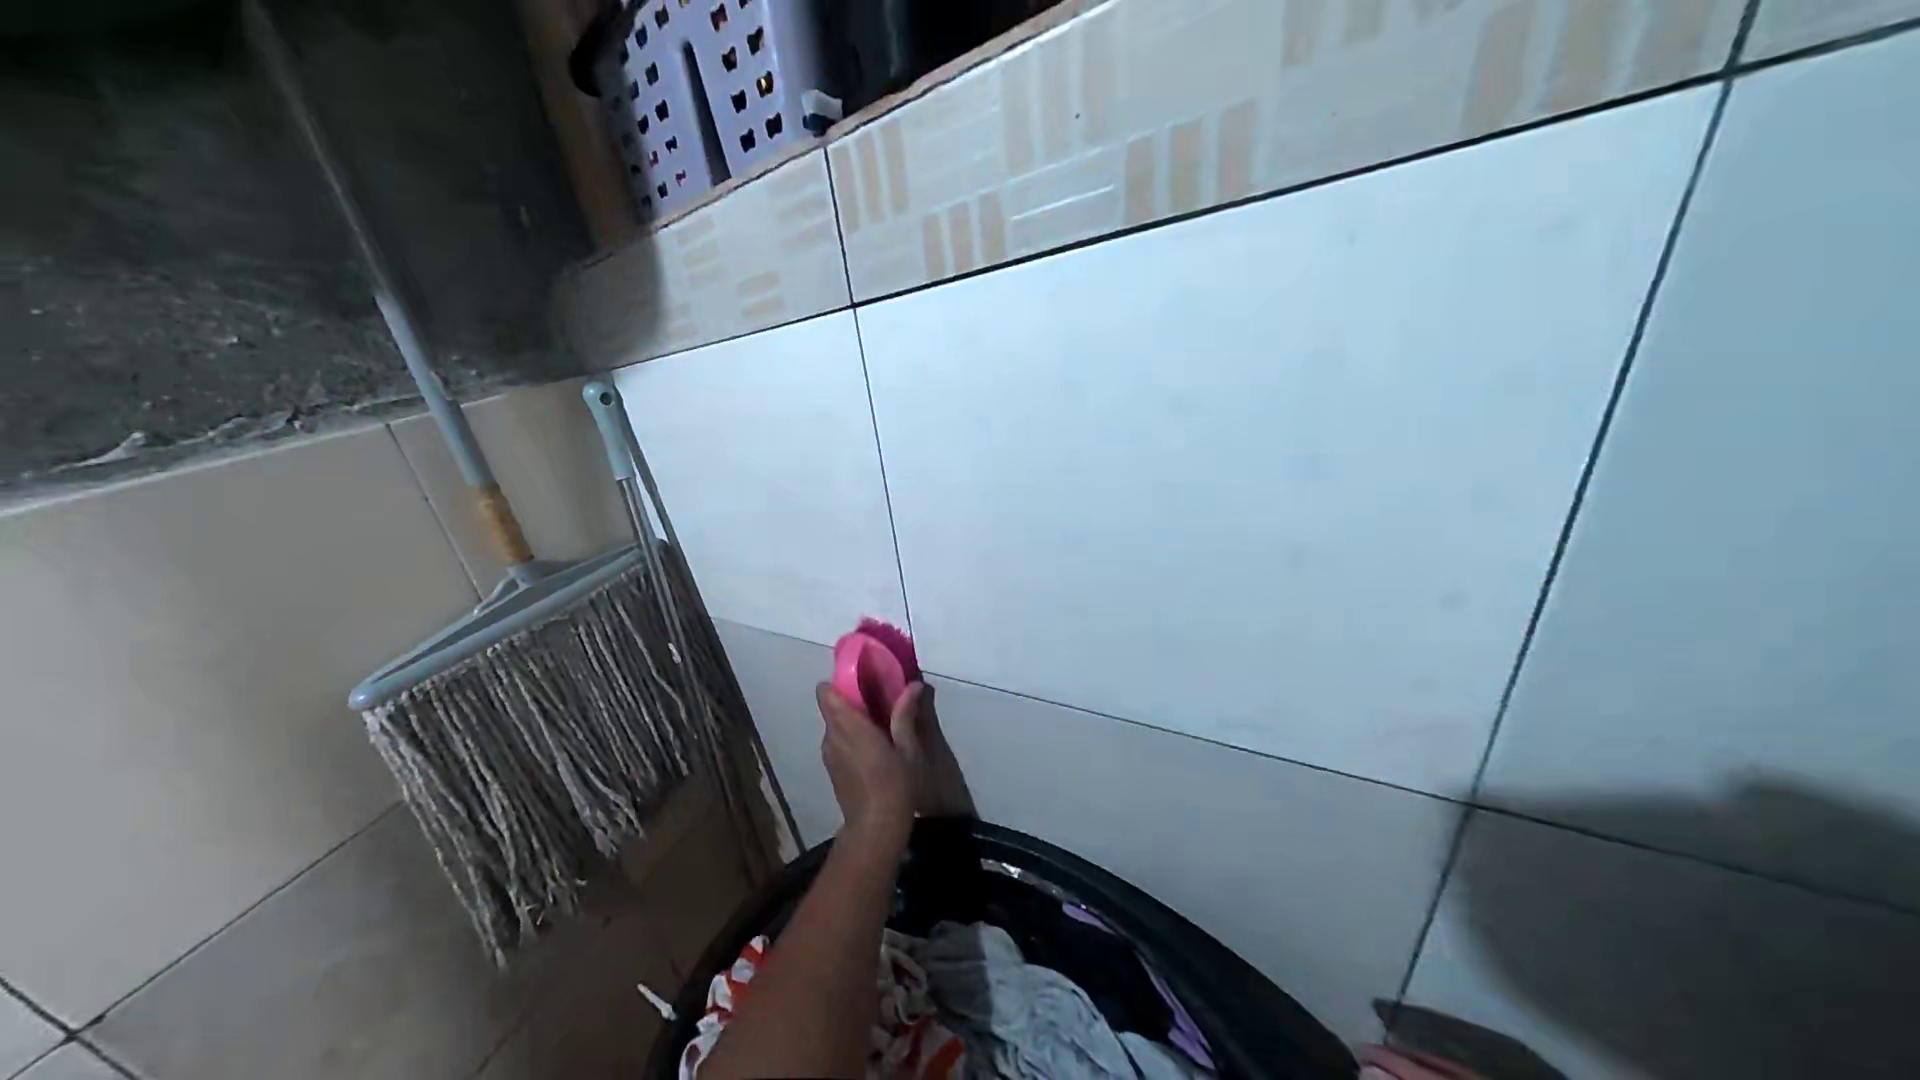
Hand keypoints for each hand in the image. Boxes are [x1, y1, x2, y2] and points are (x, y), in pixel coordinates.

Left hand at [817, 681, 919, 853]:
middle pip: (830, 707)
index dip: (838, 682)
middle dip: (849, 700)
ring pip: (833, 725)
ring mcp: (828, 754)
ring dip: (849, 720)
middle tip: (876, 700)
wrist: (875, 827)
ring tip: (876, 725)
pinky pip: (836, 741)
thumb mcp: (907, 748)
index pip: (826, 693)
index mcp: (849, 726)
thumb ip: (905, 714)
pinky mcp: (830, 768)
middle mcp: (832, 736)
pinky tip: (870, 748)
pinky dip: (848, 737)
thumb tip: (914, 686)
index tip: (860, 680)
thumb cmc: (895, 784)